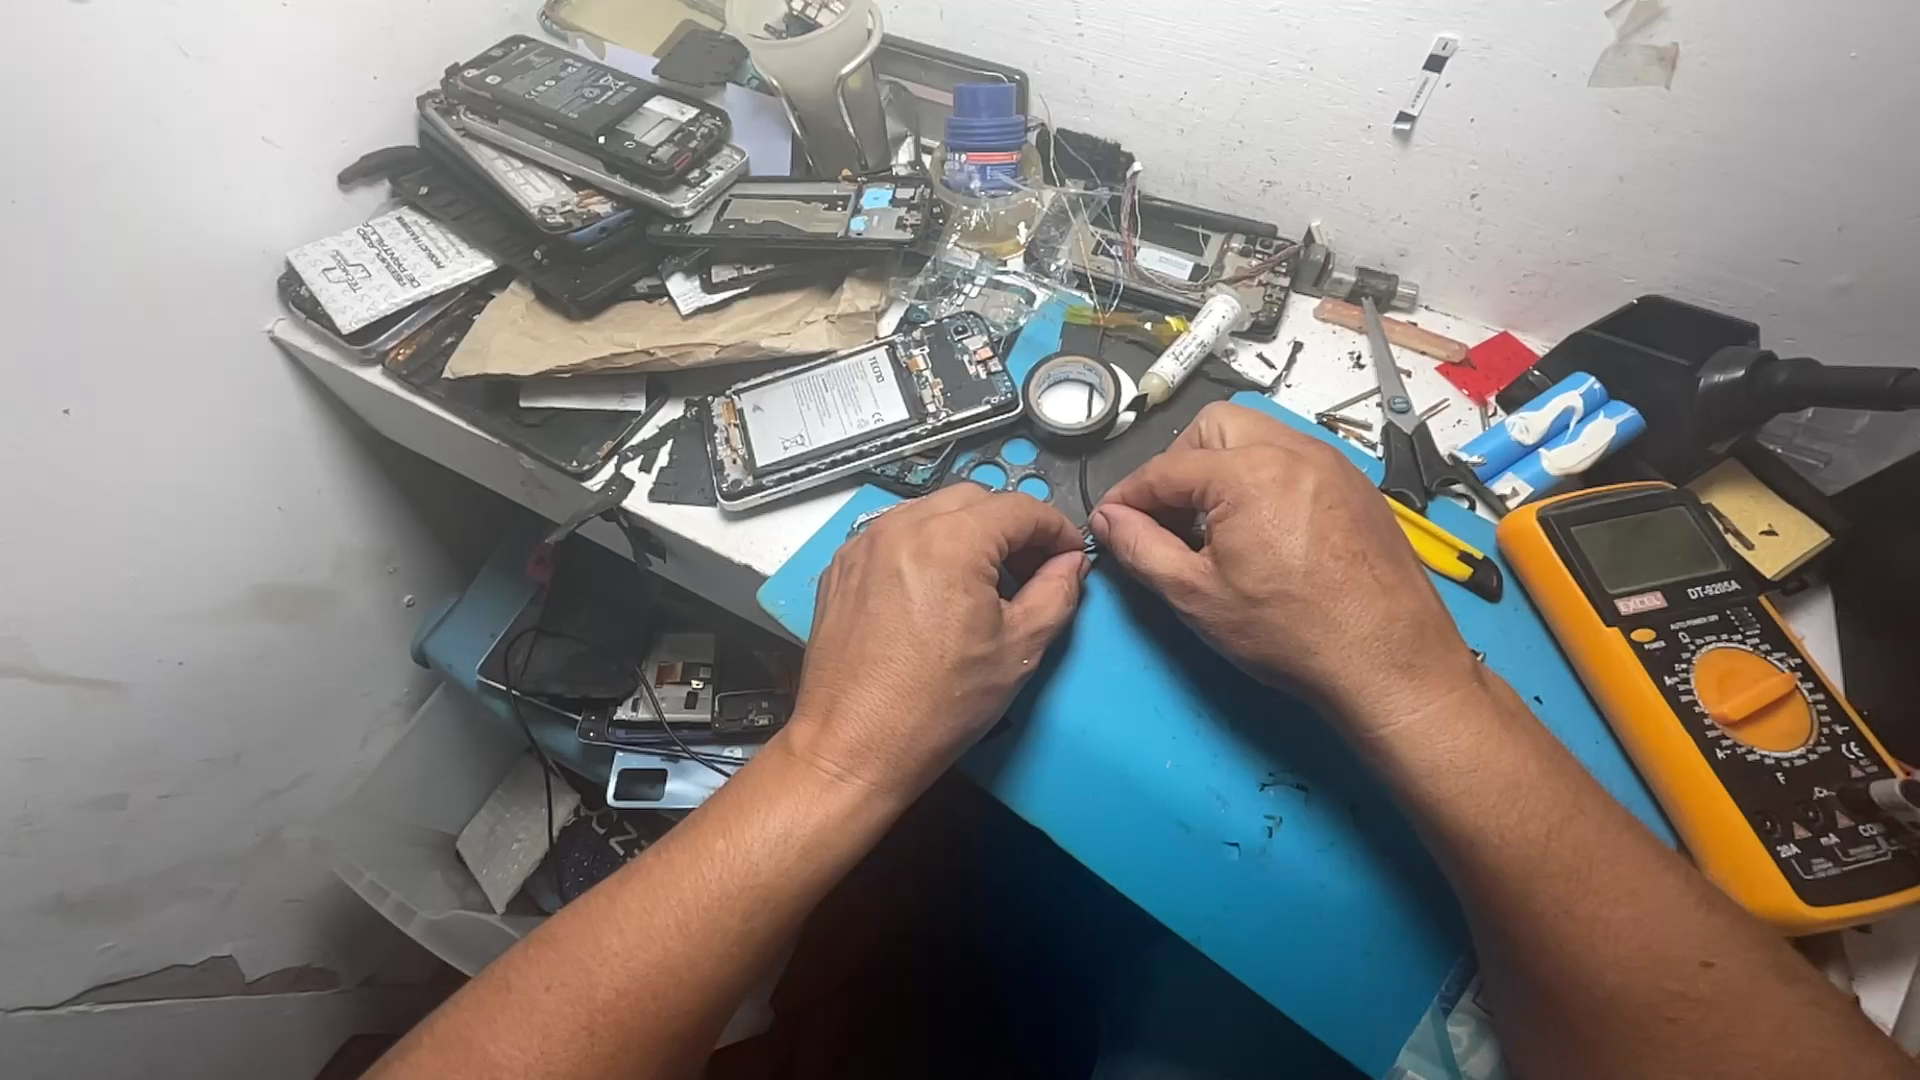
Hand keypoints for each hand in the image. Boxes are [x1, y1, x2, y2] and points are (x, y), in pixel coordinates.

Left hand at [784, 486, 1088, 800]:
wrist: (853, 745)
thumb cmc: (934, 706)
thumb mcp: (1017, 650)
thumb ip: (1056, 593)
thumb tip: (1069, 564)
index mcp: (950, 542)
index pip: (1019, 508)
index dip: (1054, 528)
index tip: (1068, 553)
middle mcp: (901, 527)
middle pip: (975, 499)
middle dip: (1011, 525)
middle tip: (1031, 568)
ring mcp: (864, 543)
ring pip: (932, 510)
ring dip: (968, 531)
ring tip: (984, 580)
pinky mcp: (842, 565)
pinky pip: (895, 533)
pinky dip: (926, 544)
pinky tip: (938, 587)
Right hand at [1089, 402, 1481, 732]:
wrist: (1391, 664)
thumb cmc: (1293, 633)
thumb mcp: (1195, 594)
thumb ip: (1140, 547)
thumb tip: (1109, 520)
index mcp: (1248, 473)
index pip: (1165, 468)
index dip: (1128, 495)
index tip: (1112, 519)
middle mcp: (1293, 450)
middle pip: (1212, 428)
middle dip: (1177, 464)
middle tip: (1164, 515)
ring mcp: (1331, 463)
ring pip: (1255, 436)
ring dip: (1218, 466)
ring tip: (1210, 523)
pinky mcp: (1354, 485)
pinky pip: (1290, 457)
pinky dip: (1258, 477)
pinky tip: (1256, 528)